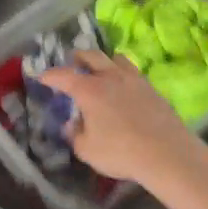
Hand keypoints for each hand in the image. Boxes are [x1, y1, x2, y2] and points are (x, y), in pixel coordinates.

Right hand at [37, 51, 204, 183]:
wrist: (166, 152)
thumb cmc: (120, 151)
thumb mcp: (87, 150)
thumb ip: (75, 134)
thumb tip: (72, 124)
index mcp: (88, 89)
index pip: (63, 75)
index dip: (50, 75)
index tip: (42, 76)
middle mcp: (109, 76)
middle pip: (90, 56)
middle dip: (77, 57)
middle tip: (71, 63)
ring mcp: (133, 79)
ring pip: (115, 58)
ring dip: (103, 60)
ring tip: (100, 68)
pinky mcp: (150, 87)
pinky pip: (132, 71)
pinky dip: (122, 72)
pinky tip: (123, 84)